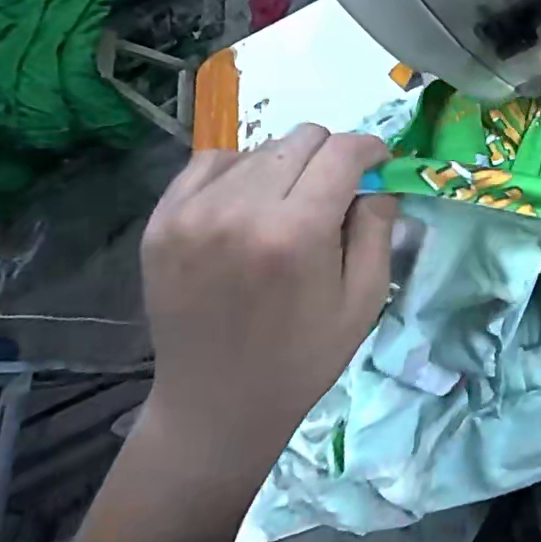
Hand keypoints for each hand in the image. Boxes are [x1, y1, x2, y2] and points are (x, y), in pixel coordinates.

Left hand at [136, 125, 396, 486]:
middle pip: (303, 138)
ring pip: (262, 148)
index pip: (342, 151)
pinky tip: (250, 207)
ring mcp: (192, 212)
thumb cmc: (305, 356)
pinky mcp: (162, 220)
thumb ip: (378, 227)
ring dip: (289, 166)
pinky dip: (242, 172)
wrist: (216, 403)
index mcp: (296, 233)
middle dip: (332, 156)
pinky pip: (214, 161)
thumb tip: (378, 180)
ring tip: (290, 207)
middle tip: (337, 192)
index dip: (371, 150)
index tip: (379, 166)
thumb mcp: (365, 297)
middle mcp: (240, 210)